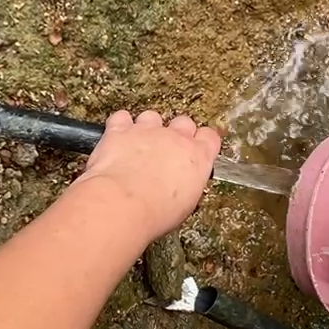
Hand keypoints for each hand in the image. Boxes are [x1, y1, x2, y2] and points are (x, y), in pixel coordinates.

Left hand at [75, 111, 220, 239]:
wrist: (124, 204)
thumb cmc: (155, 211)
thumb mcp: (185, 205)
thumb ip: (188, 184)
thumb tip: (184, 186)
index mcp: (197, 157)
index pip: (209, 137)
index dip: (203, 141)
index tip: (198, 148)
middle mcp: (175, 138)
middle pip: (183, 122)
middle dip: (177, 132)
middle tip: (168, 150)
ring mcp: (147, 130)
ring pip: (152, 117)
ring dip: (148, 127)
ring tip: (140, 145)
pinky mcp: (121, 130)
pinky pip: (122, 118)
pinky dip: (120, 124)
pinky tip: (118, 136)